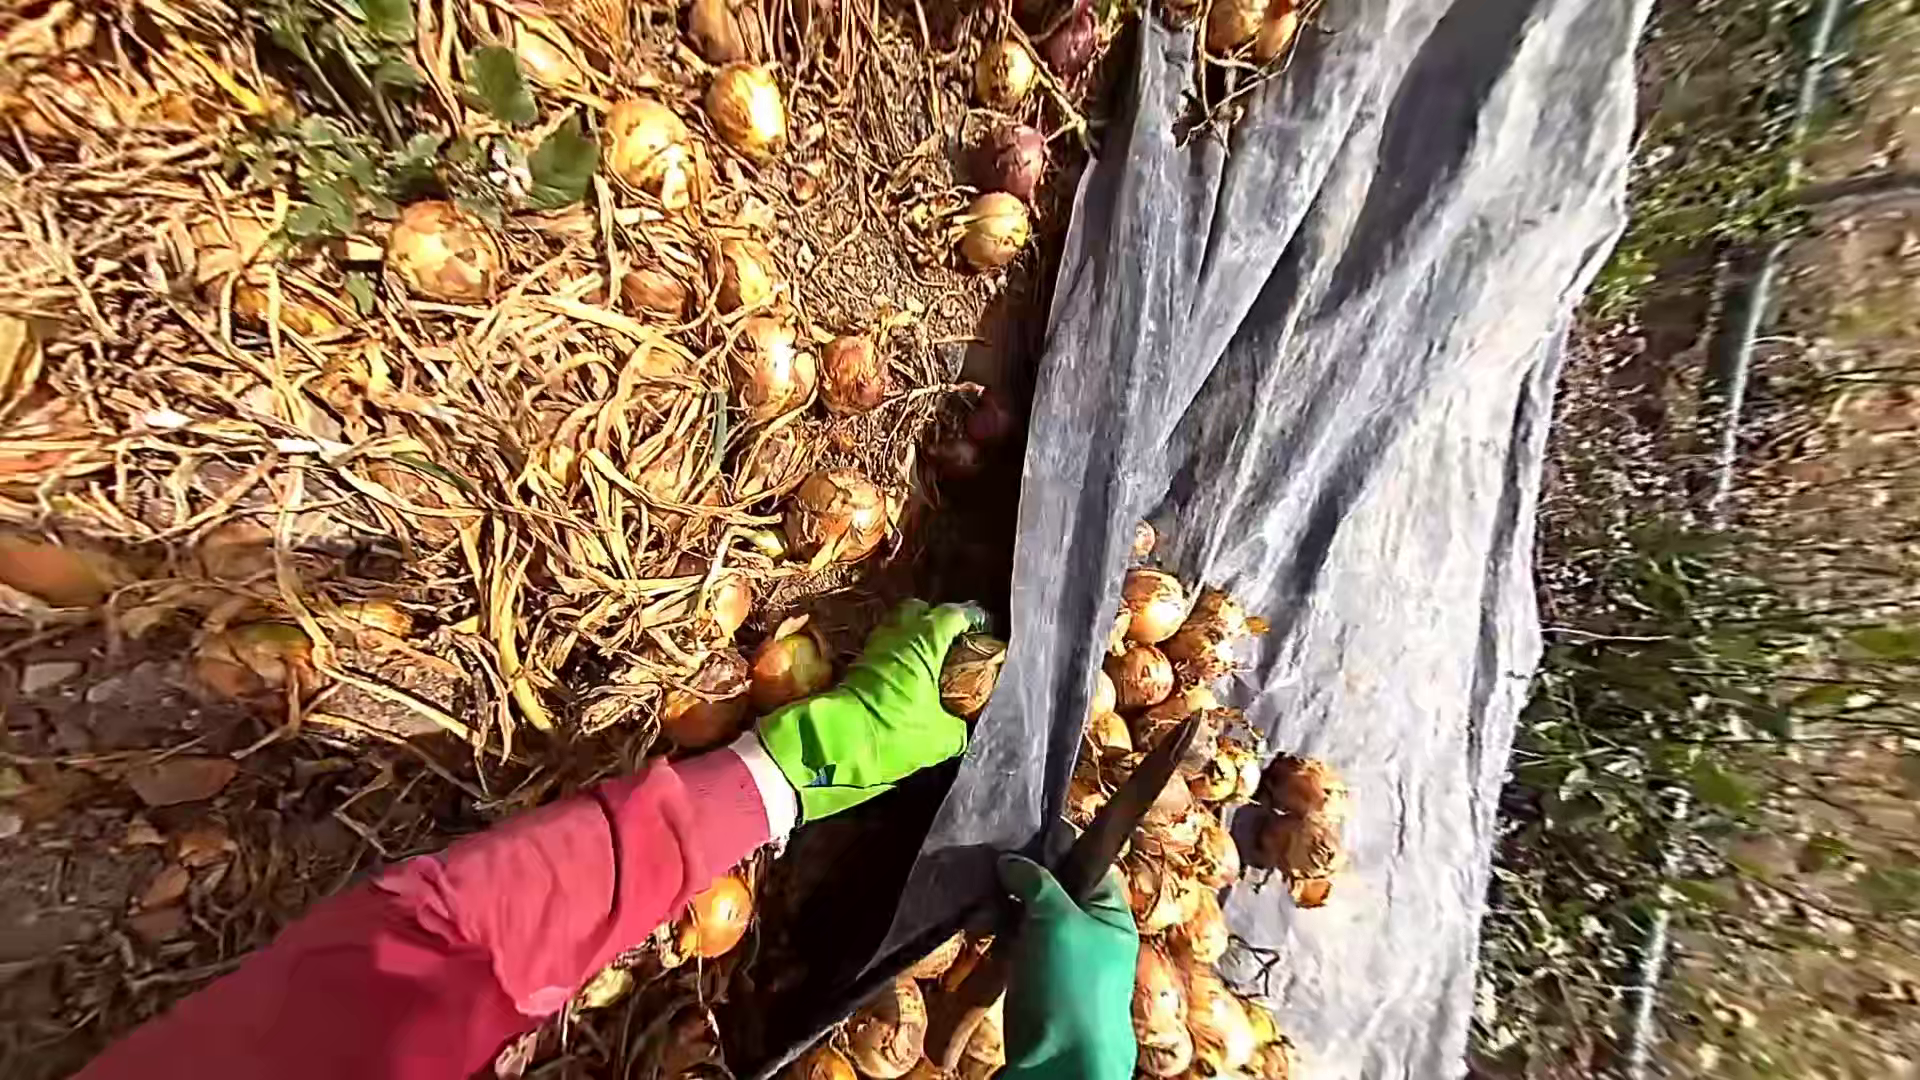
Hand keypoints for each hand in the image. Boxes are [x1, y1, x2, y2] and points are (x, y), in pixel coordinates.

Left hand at [756, 600, 983, 820]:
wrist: (833, 743)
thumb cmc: (892, 733)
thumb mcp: (939, 737)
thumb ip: (959, 726)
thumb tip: (965, 725)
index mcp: (924, 643)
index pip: (953, 614)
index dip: (972, 619)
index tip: (984, 630)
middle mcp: (898, 635)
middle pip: (921, 610)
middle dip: (938, 619)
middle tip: (955, 642)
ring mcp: (875, 646)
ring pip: (899, 626)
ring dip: (915, 636)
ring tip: (933, 660)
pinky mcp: (858, 663)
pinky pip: (885, 646)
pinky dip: (899, 652)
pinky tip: (909, 675)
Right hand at [997, 855, 1138, 1079]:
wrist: (1057, 1069)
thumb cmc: (1070, 984)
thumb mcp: (1058, 918)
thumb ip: (1035, 878)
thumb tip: (1009, 858)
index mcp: (1108, 912)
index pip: (1084, 860)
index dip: (1055, 843)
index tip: (1021, 828)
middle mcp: (1087, 929)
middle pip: (1053, 884)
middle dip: (1023, 873)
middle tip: (995, 862)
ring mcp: (1059, 953)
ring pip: (1028, 910)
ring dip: (1005, 901)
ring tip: (983, 892)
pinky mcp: (1032, 974)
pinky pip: (1014, 938)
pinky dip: (997, 928)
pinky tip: (979, 920)